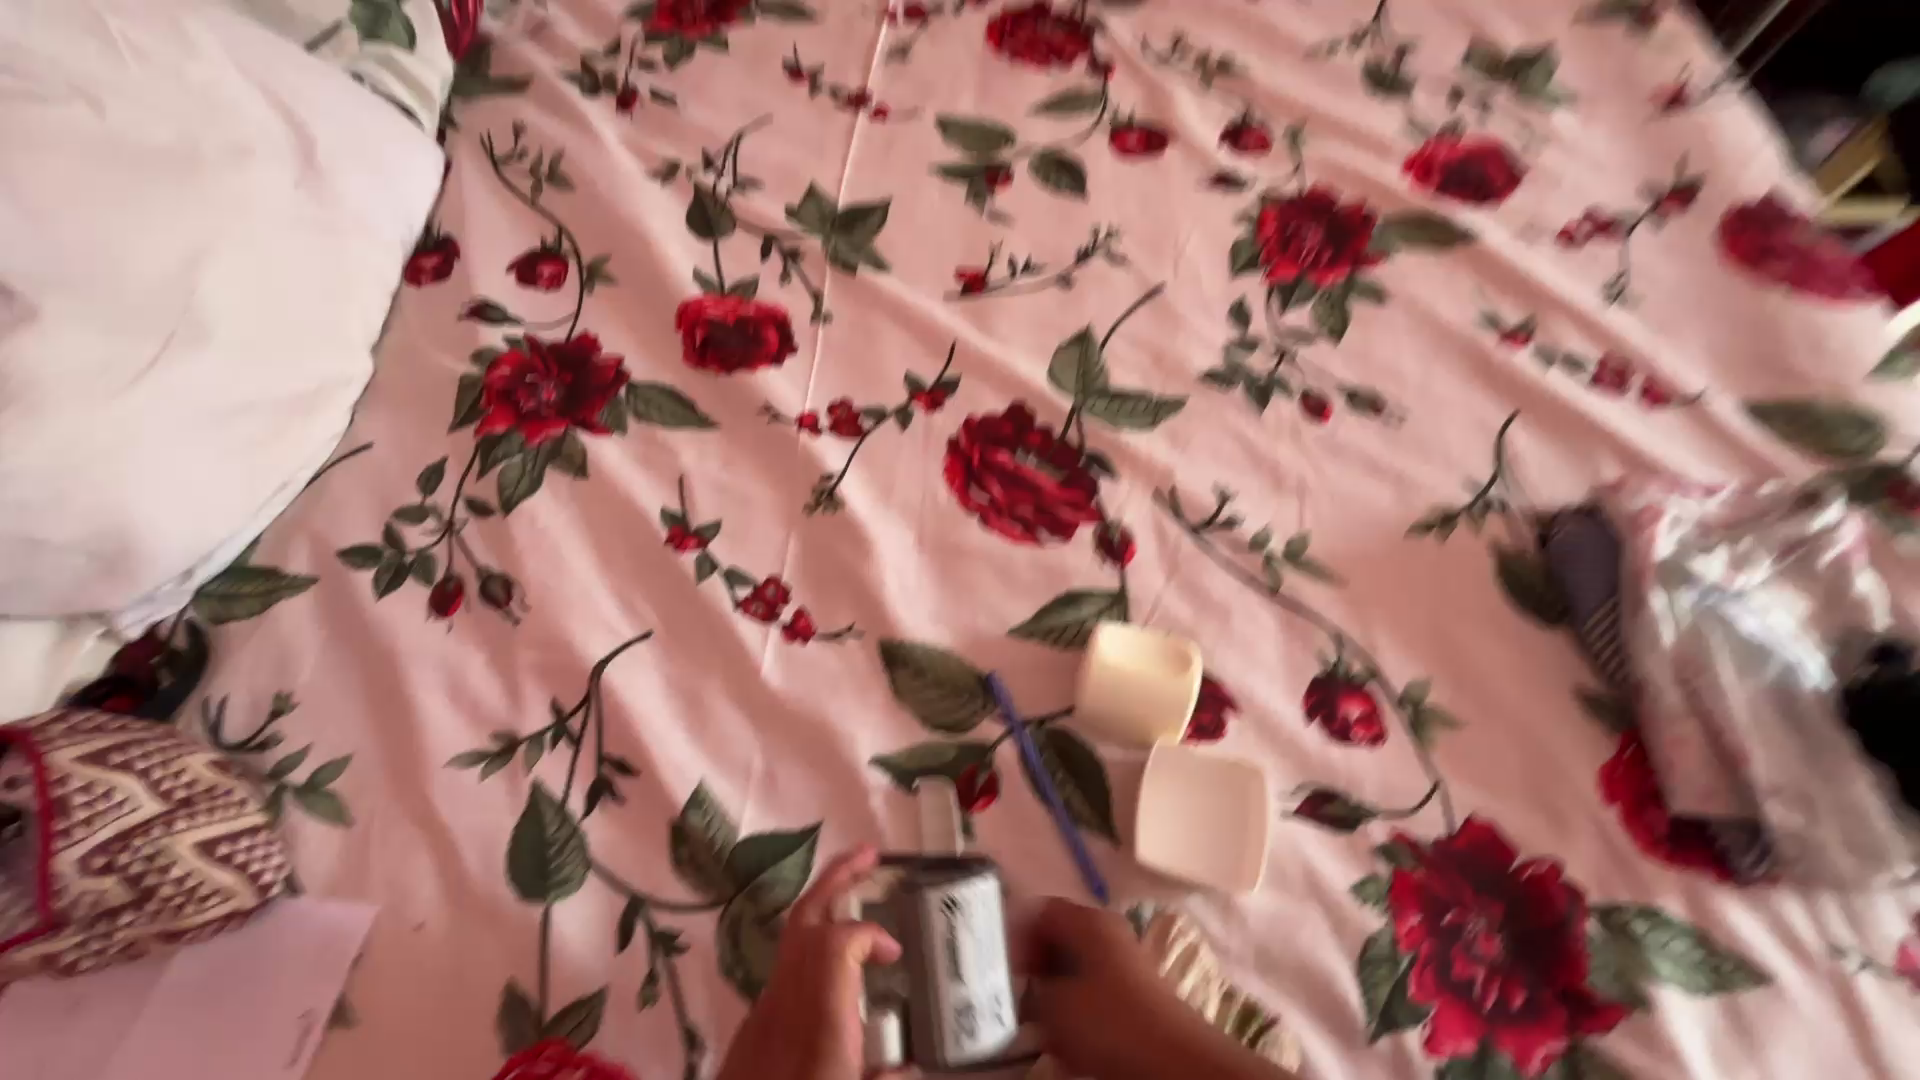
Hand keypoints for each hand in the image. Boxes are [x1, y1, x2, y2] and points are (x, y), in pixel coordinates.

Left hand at [715, 846, 912, 1079]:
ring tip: (851, 885)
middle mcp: (785, 1003)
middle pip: (806, 919)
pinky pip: (786, 965)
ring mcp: (762, 1012)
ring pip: (790, 938)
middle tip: (870, 855)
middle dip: (838, 878)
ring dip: (823, 905)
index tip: (895, 953)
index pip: (839, 941)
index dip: (871, 934)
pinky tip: (831, 959)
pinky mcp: (753, 1029)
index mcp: (816, 1019)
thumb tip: (909, 1069)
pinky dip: (812, 942)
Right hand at [1021, 898, 1183, 1079]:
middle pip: (1060, 938)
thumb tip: (1027, 990)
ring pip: (1076, 969)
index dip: (1018, 933)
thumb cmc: (1107, 1020)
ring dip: (1055, 994)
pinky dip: (1077, 1012)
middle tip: (1017, 995)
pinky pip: (1094, 994)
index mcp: (1088, 920)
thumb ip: (1031, 991)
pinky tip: (1068, 1041)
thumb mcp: (1054, 1006)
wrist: (1171, 1059)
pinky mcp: (1135, 993)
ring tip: (1040, 1024)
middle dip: (1035, 967)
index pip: (1042, 909)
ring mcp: (1125, 961)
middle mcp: (1108, 932)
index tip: (1004, 965)